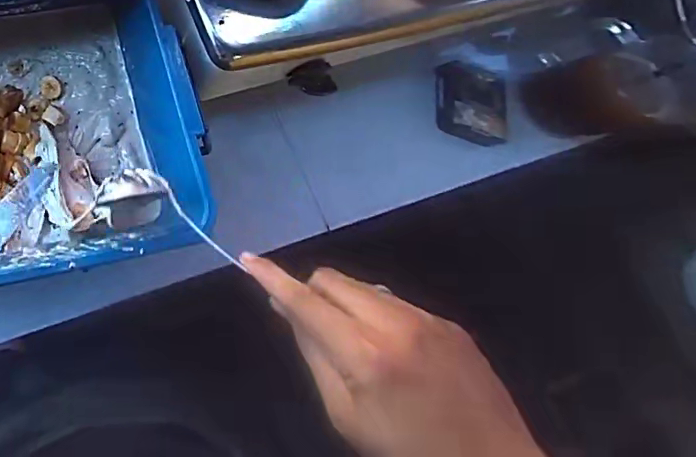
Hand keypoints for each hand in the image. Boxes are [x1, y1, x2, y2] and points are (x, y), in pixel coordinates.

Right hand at [242, 253, 542, 456]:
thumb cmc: (410, 454)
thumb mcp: (348, 418)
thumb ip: (315, 357)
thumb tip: (290, 309)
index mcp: (365, 354)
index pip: (305, 301)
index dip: (272, 277)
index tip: (248, 259)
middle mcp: (394, 322)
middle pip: (331, 279)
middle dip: (311, 292)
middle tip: (307, 321)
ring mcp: (425, 316)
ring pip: (363, 286)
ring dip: (345, 302)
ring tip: (355, 344)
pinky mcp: (447, 321)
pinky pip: (396, 300)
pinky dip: (378, 314)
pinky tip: (392, 351)